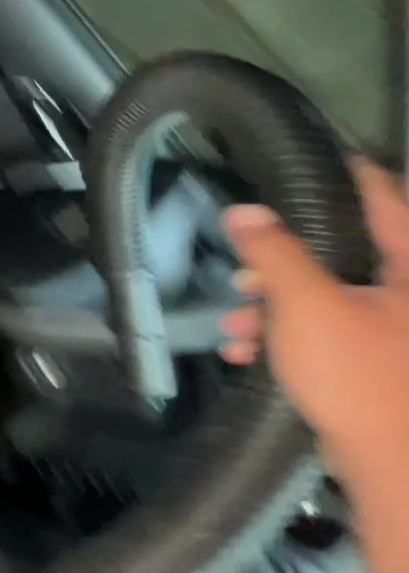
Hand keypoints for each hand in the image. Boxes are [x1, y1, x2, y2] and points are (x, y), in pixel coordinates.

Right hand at [219, 157, 408, 482]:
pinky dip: (293, 338)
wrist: (403, 475)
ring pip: (334, 299)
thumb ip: (273, 251)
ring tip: (240, 329)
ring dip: (277, 308)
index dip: (353, 178)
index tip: (326, 156)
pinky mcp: (390, 367)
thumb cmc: (365, 379)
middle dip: (283, 267)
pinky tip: (254, 353)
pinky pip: (338, 334)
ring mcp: (404, 336)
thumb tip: (247, 211)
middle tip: (245, 275)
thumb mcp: (304, 304)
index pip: (386, 204)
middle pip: (347, 258)